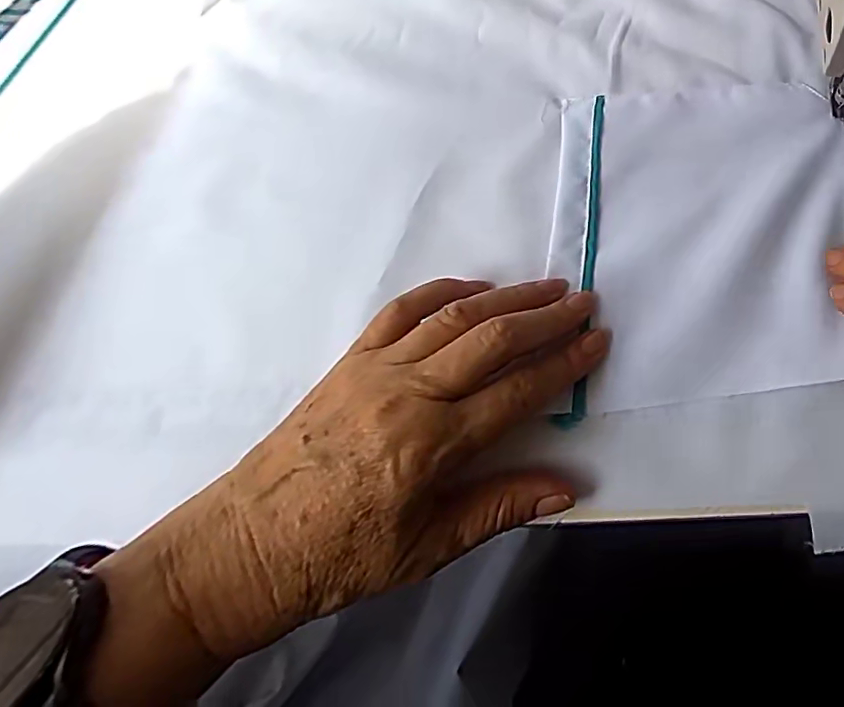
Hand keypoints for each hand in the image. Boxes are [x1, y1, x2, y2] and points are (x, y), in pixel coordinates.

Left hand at [87, 278, 606, 704]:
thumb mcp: (426, 550)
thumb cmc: (340, 555)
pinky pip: (403, 310)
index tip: (596, 341)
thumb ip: (498, 508)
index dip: (564, 364)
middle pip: (493, 339)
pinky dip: (443, 291)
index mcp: (431, 445)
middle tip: (584, 301)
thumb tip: (566, 487)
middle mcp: (408, 393)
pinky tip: (473, 287)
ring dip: (507, 296)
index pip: (517, 391)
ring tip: (546, 287)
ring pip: (455, 317)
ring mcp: (377, 368)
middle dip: (546, 317)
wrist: (246, 544)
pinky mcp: (351, 358)